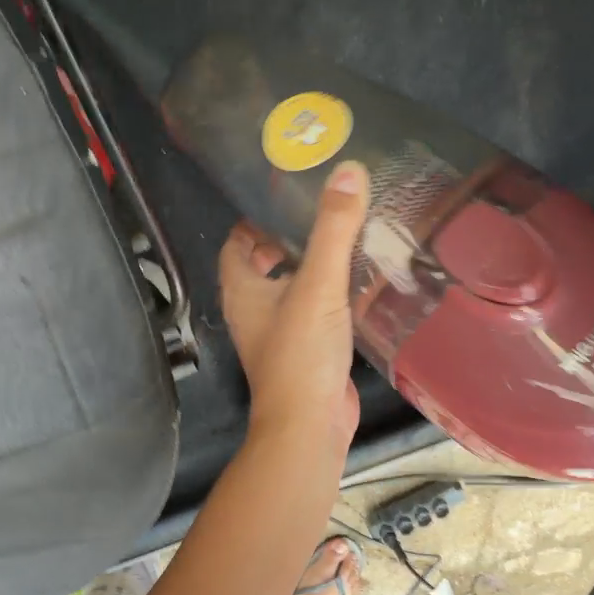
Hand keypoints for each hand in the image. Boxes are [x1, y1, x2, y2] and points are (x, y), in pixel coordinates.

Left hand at [217, 160, 369, 443]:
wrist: (309, 423)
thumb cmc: (300, 353)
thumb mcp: (319, 284)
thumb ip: (334, 229)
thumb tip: (349, 170)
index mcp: (242, 291)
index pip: (236, 244)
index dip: (253, 220)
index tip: (283, 196)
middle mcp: (252, 312)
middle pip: (260, 266)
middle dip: (283, 240)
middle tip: (320, 215)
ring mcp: (277, 336)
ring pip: (287, 291)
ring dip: (308, 268)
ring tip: (343, 240)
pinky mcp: (304, 353)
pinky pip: (311, 314)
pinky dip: (326, 297)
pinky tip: (357, 284)